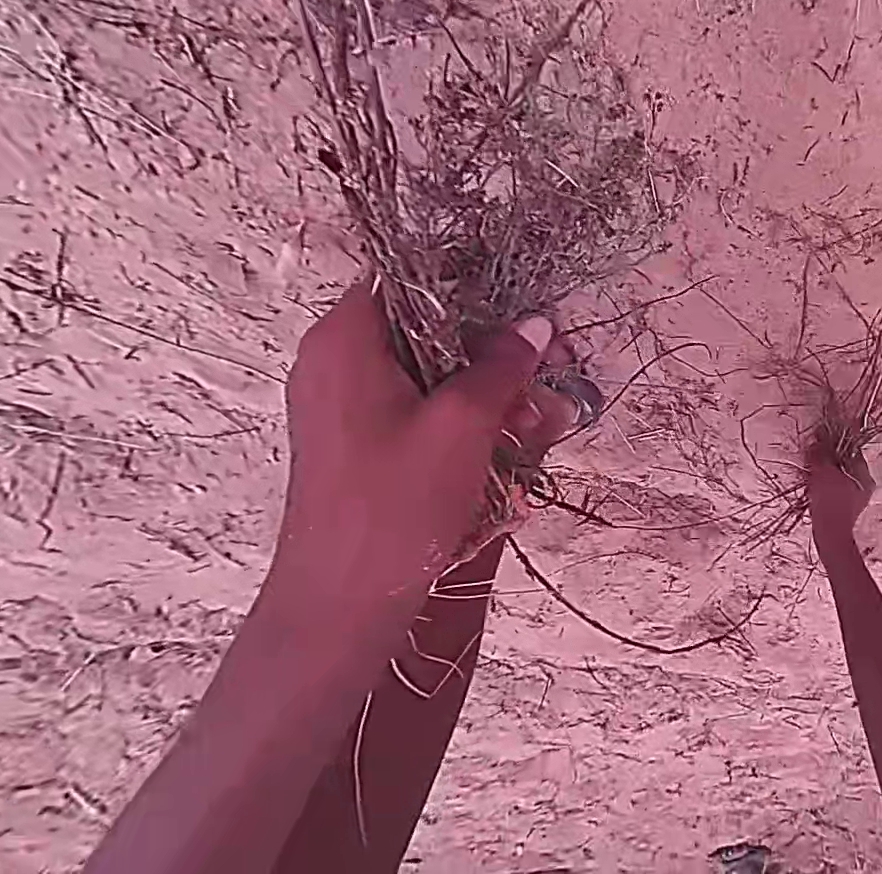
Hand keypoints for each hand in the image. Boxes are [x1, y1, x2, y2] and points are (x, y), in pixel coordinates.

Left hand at [270, 279, 551, 627]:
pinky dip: (462, 408)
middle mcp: (337, 360)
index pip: (408, 278)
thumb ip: (503, 364)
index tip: (519, 305)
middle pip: (427, 324)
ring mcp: (346, 400)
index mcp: (345, 341)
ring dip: (485, 381)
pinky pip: (420, 400)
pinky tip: (504, 434)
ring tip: (529, 414)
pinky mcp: (362, 434)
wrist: (343, 603)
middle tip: (544, 366)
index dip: (469, 284)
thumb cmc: (396, 502)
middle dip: (491, 344)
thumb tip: (537, 324)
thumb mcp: (464, 422)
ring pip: (430, 365)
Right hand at [806, 443, 874, 544]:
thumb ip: (821, 453)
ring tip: (811, 467)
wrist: (830, 532)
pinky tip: (813, 483)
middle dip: (829, 457)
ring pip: (840, 476)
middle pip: (846, 463)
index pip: (852, 450)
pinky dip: (825, 483)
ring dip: (826, 470)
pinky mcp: (846, 508)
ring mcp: (857, 498)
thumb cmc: (830, 500)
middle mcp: (865, 485)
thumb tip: (818, 442)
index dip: (835, 442)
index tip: (821, 438)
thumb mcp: (823, 471)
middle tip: (814, 453)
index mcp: (865, 474)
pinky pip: (835, 488)